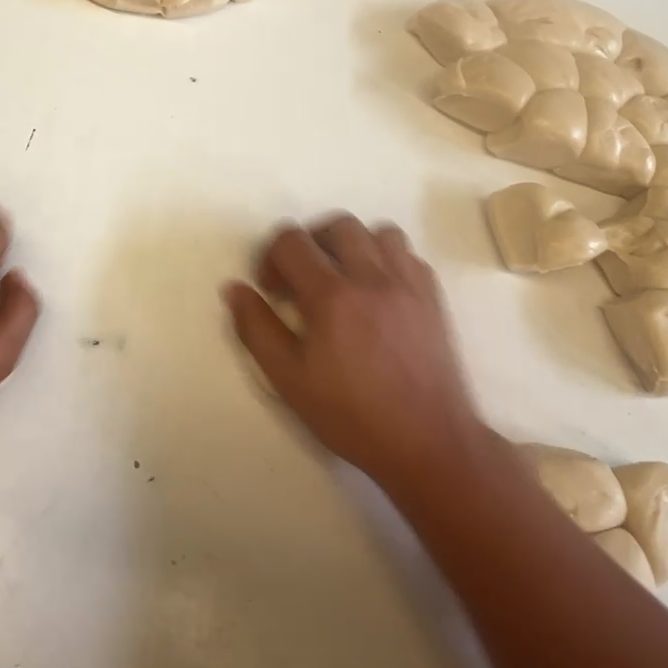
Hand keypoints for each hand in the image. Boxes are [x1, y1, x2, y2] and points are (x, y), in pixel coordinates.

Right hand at [225, 215, 481, 479]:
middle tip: (303, 279)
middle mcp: (372, 277)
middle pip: (337, 225)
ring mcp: (408, 284)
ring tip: (344, 279)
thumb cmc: (351, 415)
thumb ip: (256, 328)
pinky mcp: (433, 298)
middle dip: (311, 243)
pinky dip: (387, 261)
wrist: (428, 442)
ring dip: (354, 245)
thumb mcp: (288, 379)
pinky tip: (378, 294)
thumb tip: (234, 288)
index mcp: (332, 295)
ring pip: (378, 232)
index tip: (272, 292)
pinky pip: (408, 255)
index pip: (291, 241)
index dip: (271, 258)